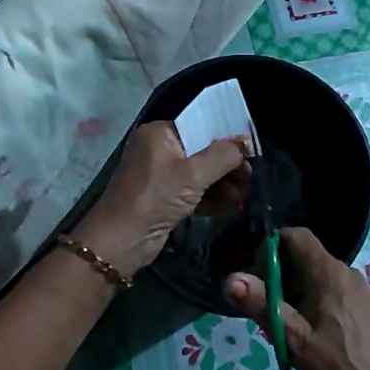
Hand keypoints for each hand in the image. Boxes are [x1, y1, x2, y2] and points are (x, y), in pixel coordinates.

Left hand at [77, 122, 248, 276]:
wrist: (119, 244)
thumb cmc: (154, 198)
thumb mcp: (193, 174)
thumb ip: (223, 155)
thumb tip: (245, 142)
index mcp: (159, 134)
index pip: (200, 126)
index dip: (227, 136)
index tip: (250, 148)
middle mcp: (159, 150)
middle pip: (203, 151)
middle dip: (228, 165)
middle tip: (249, 176)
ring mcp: (161, 176)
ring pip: (201, 173)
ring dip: (224, 184)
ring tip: (244, 195)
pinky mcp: (164, 199)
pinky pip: (194, 192)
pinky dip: (212, 198)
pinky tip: (233, 206)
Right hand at [225, 226, 369, 369]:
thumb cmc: (333, 360)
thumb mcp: (292, 336)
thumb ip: (262, 304)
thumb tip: (230, 279)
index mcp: (327, 270)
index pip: (297, 235)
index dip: (272, 245)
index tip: (257, 271)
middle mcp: (343, 268)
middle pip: (304, 255)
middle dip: (280, 273)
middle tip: (266, 304)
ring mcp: (355, 283)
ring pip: (316, 272)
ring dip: (295, 288)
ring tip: (284, 321)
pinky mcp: (360, 298)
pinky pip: (329, 284)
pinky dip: (312, 295)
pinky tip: (307, 327)